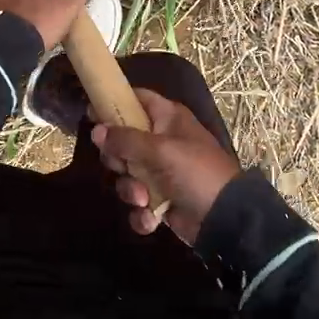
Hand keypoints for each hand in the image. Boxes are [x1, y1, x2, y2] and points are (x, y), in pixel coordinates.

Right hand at [91, 88, 240, 243]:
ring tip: (144, 199)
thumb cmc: (196, 172)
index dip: (113, 102)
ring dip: (131, 190)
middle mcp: (162, 141)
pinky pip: (138, 203)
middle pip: (123, 140)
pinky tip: (151, 218)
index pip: (136, 98)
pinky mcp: (162, 201)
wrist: (227, 219)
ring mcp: (161, 172)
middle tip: (123, 166)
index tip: (91, 114)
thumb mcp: (160, 151)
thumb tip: (96, 130)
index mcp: (167, 118)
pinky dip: (142, 213)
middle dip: (118, 159)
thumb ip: (126, 140)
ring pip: (128, 174)